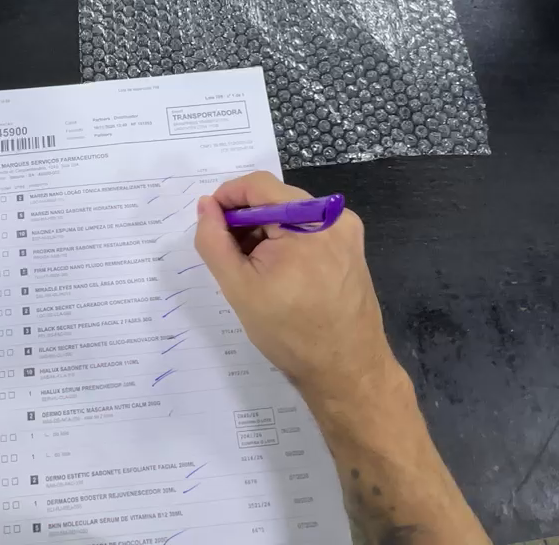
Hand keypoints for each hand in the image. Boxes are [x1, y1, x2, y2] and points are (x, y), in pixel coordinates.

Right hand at [194, 172, 400, 401]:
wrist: (347, 374)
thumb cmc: (290, 332)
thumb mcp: (239, 287)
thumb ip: (214, 241)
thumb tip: (205, 206)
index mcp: (308, 221)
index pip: (257, 184)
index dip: (227, 197)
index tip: (211, 225)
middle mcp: (333, 216)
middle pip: (274, 197)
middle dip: (245, 219)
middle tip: (230, 255)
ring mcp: (346, 230)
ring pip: (290, 212)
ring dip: (265, 231)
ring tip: (254, 269)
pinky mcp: (352, 246)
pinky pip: (309, 227)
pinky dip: (286, 240)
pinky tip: (279, 273)